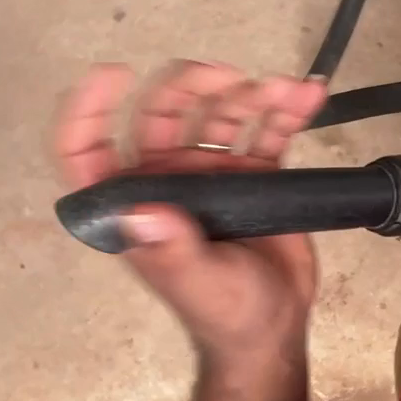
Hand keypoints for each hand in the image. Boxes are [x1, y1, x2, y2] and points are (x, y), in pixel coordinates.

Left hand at [53, 61, 329, 368]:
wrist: (276, 325)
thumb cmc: (224, 311)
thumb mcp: (194, 282)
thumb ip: (170, 248)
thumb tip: (142, 209)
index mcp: (135, 202)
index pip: (90, 149)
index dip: (89, 110)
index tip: (114, 75)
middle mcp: (170, 179)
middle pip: (165, 116)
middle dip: (192, 87)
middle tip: (230, 77)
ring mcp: (216, 173)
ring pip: (224, 115)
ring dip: (253, 95)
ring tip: (285, 89)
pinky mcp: (260, 174)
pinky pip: (271, 132)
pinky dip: (290, 110)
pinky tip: (311, 94)